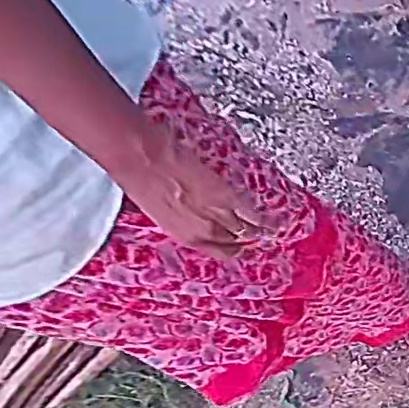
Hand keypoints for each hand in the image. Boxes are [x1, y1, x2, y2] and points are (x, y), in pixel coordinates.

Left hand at [117, 123, 267, 258]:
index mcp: (182, 234)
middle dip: (247, 239)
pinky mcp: (229, 199)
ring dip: (258, 230)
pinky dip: (263, 219)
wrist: (140, 156)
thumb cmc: (136, 176)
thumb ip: (181, 215)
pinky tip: (271, 220)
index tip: (241, 246)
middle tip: (257, 235)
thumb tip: (193, 213)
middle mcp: (203, 230)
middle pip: (237, 241)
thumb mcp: (156, 204)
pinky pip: (253, 215)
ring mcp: (218, 215)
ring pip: (248, 230)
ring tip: (268, 228)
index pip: (220, 251)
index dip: (233, 249)